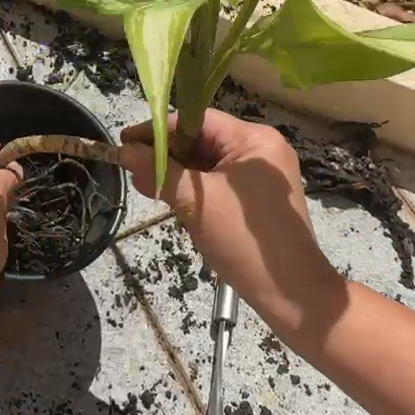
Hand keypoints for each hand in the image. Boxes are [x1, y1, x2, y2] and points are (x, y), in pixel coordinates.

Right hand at [118, 110, 344, 331]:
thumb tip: (123, 152)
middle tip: (134, 169)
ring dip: (179, 173)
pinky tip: (174, 199)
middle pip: (202, 139)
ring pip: (208, 162)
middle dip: (167, 154)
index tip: (125, 143)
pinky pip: (219, 180)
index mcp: (254, 140)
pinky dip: (195, 187)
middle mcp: (262, 149)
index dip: (158, 130)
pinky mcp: (259, 196)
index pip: (196, 120)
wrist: (291, 294)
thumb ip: (158, 172)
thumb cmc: (244, 241)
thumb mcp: (195, 203)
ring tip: (149, 186)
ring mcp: (262, 174)